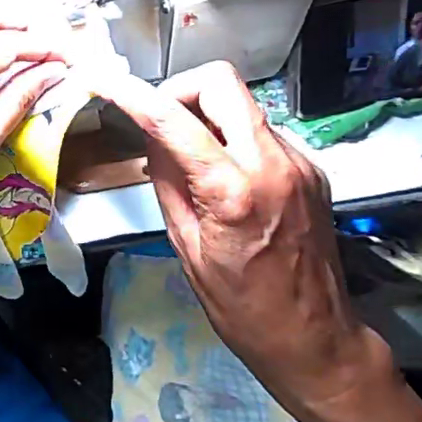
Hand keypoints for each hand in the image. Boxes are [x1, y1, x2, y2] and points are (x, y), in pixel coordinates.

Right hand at [86, 62, 394, 418]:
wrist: (316, 340)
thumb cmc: (242, 307)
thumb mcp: (186, 245)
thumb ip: (167, 181)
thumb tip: (152, 136)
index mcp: (234, 191)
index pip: (173, 120)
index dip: (131, 93)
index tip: (105, 81)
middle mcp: (273, 164)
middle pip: (220, 82)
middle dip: (179, 88)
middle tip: (158, 119)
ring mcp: (299, 162)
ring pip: (242, 102)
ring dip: (206, 114)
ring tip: (186, 156)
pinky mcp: (311, 169)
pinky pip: (259, 130)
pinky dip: (230, 137)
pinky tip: (219, 173)